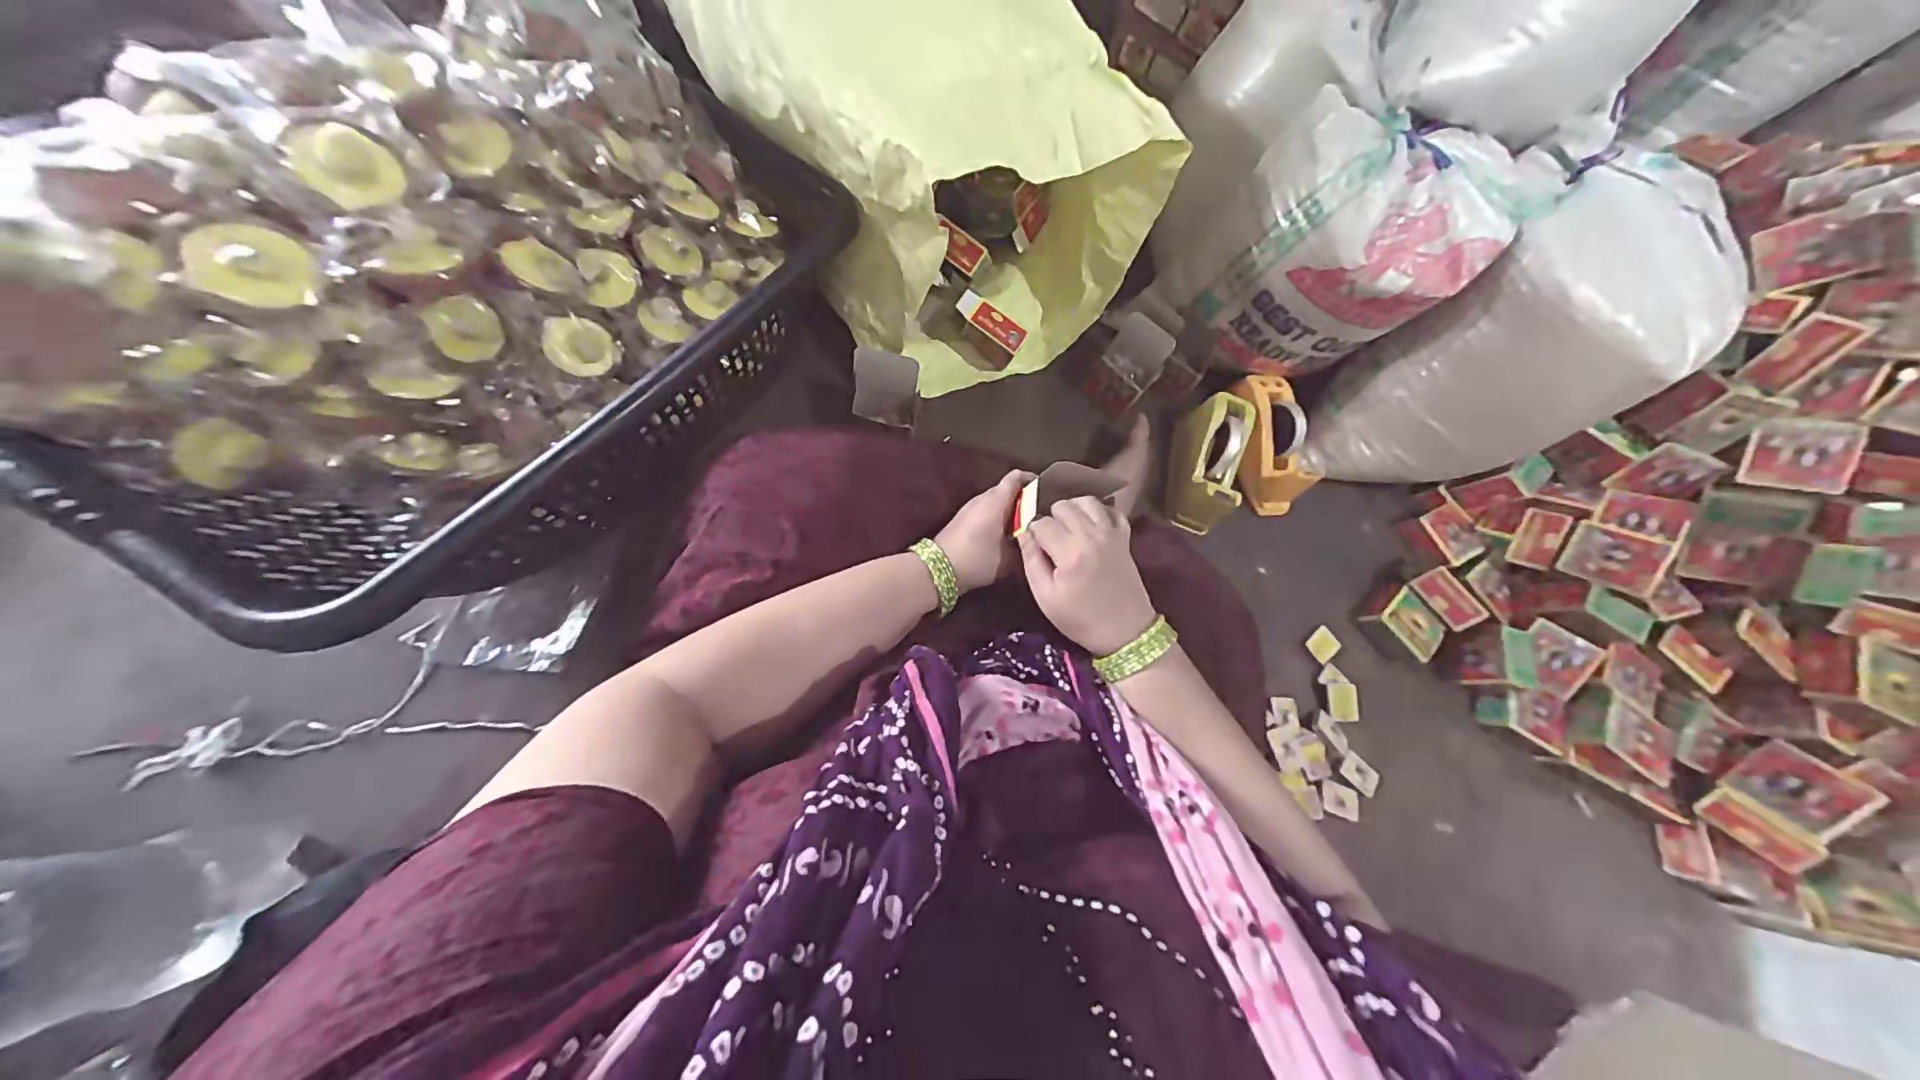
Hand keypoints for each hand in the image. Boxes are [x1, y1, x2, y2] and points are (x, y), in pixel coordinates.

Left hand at [934, 470, 1034, 592]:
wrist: (938, 569)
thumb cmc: (977, 559)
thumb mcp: (1008, 555)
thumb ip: (1023, 541)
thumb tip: (1032, 533)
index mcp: (995, 501)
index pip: (1017, 477)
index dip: (1032, 480)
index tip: (1046, 491)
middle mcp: (982, 499)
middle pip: (1007, 489)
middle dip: (1024, 498)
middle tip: (1041, 513)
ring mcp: (970, 508)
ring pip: (996, 501)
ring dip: (1010, 509)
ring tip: (1026, 525)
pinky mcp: (963, 519)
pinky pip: (987, 511)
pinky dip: (998, 516)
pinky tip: (1006, 533)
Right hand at [1017, 496, 1156, 655]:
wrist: (1125, 631)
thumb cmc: (1080, 619)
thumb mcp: (1045, 597)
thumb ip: (1032, 561)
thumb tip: (1024, 534)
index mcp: (1070, 552)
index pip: (1041, 522)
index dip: (1032, 532)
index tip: (1032, 546)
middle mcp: (1092, 535)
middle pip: (1063, 506)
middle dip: (1051, 518)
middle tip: (1050, 539)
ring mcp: (1111, 533)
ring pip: (1087, 501)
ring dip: (1073, 509)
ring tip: (1067, 528)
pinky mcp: (1125, 537)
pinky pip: (1111, 510)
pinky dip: (1098, 512)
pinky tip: (1090, 526)